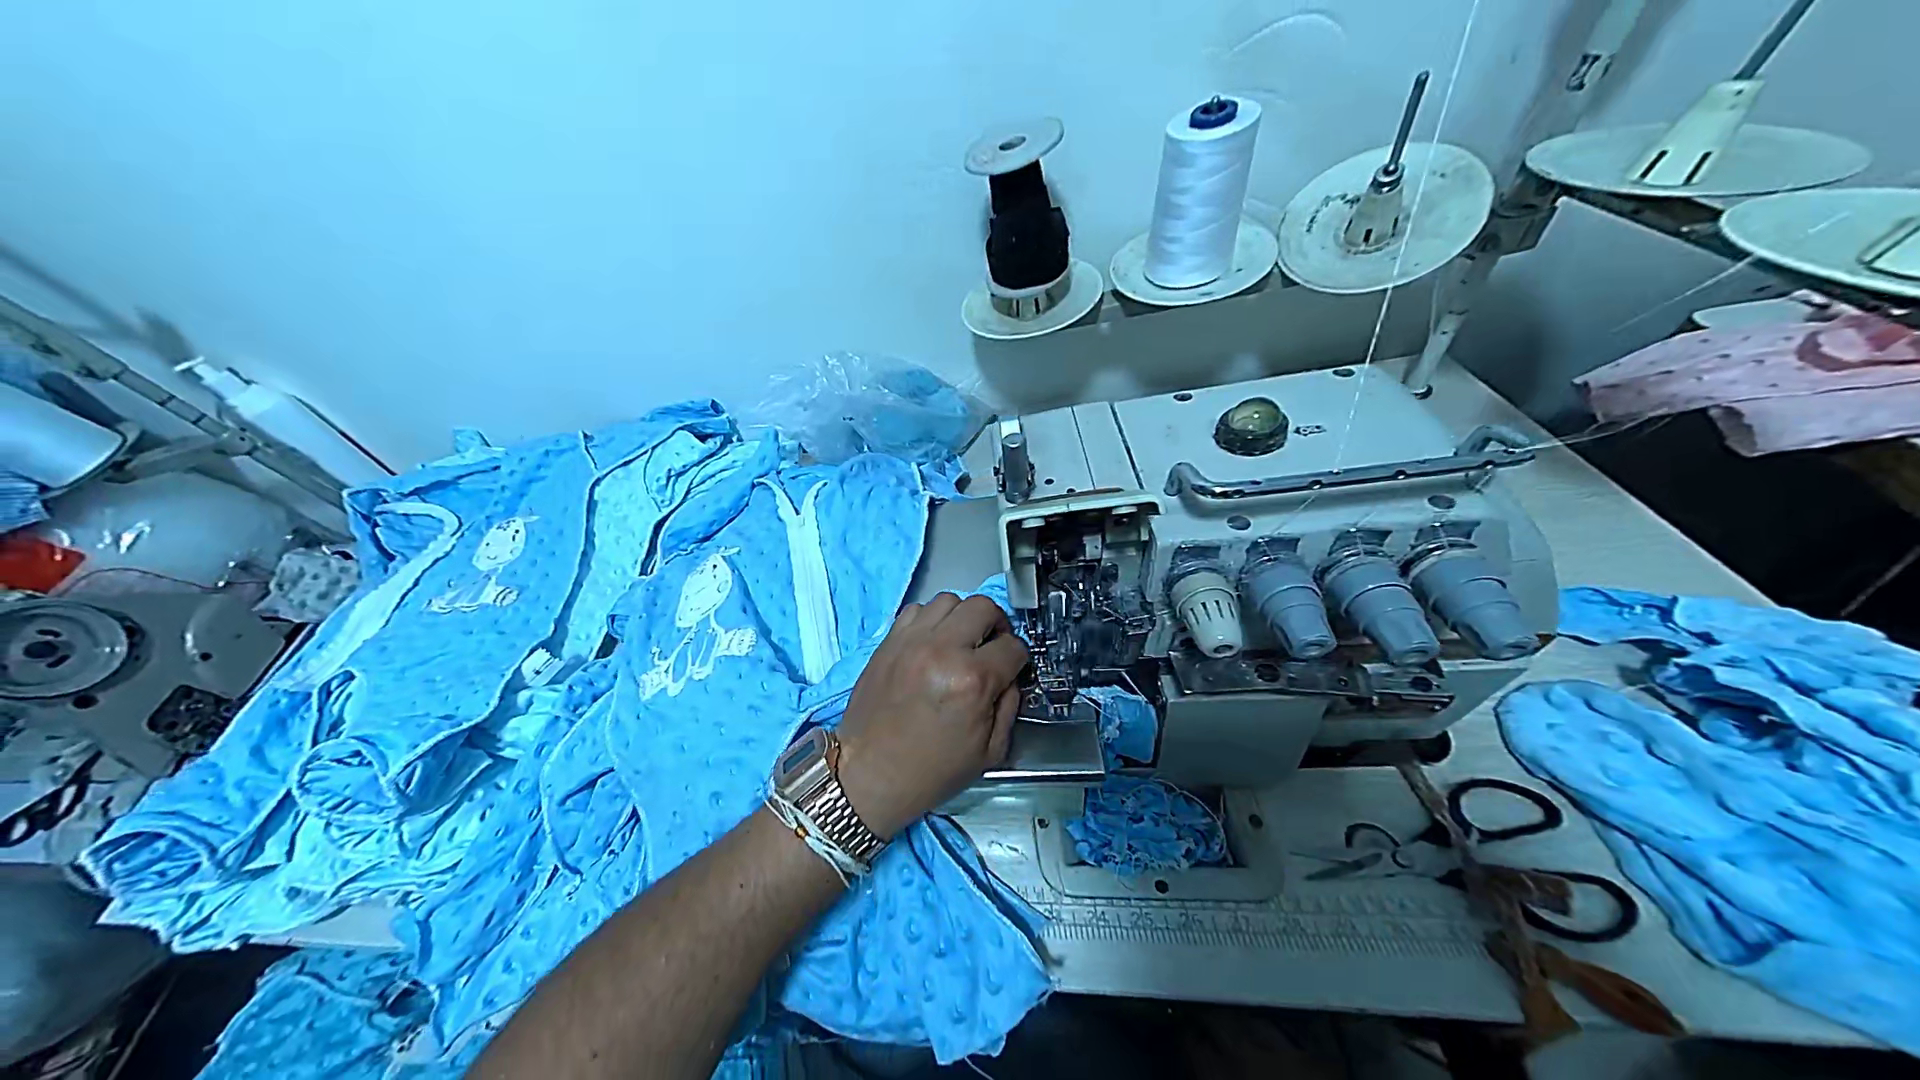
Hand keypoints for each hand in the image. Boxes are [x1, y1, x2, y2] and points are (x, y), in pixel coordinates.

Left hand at [834, 593, 1028, 838]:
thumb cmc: (930, 770)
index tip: (1012, 667)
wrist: (869, 775)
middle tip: (993, 644)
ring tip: (962, 641)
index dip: (1018, 659)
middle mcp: (941, 651)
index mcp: (971, 681)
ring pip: (949, 600)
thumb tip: (1010, 677)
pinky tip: (934, 642)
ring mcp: (911, 642)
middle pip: (983, 607)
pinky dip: (931, 620)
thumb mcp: (990, 751)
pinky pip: (917, 609)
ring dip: (963, 618)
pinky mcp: (888, 642)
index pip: (1013, 647)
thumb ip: (1009, 706)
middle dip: (997, 624)